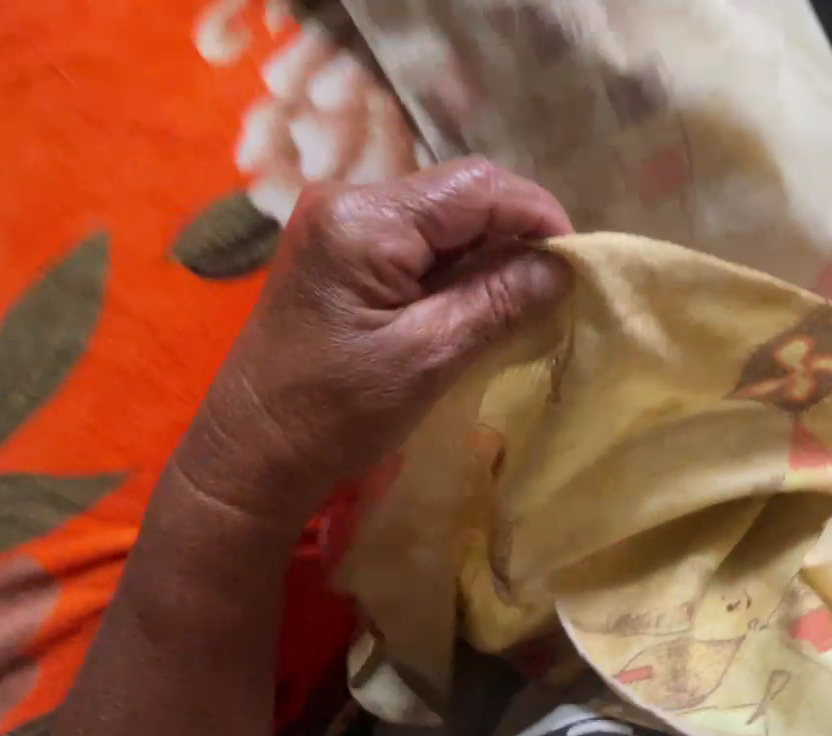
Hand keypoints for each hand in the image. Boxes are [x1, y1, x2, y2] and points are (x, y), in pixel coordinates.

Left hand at [175, 158, 572, 522]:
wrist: (254, 453)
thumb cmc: (336, 414)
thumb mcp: (428, 358)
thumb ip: (496, 301)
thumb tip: (562, 268)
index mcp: (365, 219)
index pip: (476, 187)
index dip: (537, 217)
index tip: (578, 265)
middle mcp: (348, 202)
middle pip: (458, 198)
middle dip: (515, 237)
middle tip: (555, 289)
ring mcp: (340, 228)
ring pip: (441, 223)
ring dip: (488, 257)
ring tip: (524, 302)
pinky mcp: (340, 258)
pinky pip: (416, 249)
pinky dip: (456, 273)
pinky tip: (478, 305)